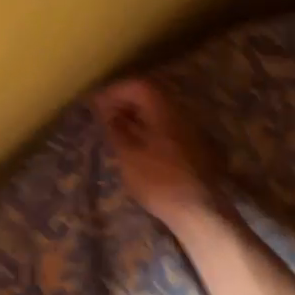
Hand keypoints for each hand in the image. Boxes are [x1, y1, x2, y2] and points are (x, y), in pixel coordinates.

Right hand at [94, 77, 218, 226]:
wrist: (197, 208)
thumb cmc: (158, 181)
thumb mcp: (129, 155)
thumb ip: (116, 129)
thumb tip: (107, 111)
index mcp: (164, 110)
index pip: (138, 85)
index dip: (115, 91)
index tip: (97, 104)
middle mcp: (180, 113)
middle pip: (151, 96)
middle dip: (125, 102)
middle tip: (105, 117)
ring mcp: (190, 129)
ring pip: (159, 113)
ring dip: (137, 117)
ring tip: (117, 132)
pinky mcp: (194, 146)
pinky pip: (167, 127)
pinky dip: (149, 130)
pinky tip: (138, 146)